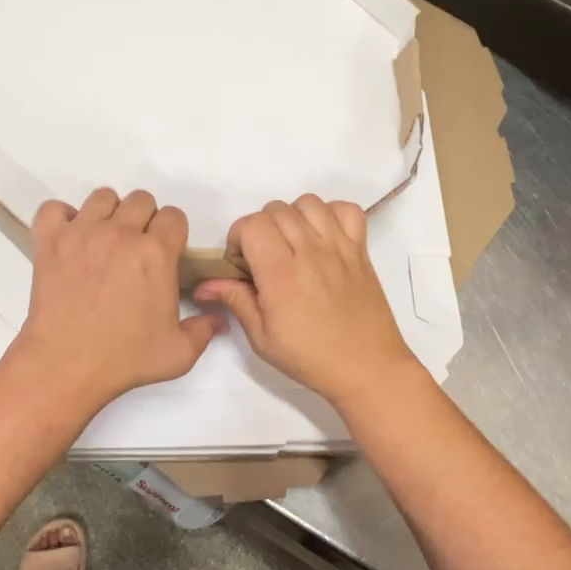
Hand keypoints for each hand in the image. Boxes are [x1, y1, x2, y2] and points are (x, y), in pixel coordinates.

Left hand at [8, 188, 220, 413]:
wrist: (66, 365)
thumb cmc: (125, 359)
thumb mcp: (179, 353)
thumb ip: (204, 330)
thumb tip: (219, 319)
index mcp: (156, 253)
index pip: (174, 216)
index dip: (173, 234)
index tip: (166, 255)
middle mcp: (121, 233)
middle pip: (141, 200)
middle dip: (145, 220)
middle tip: (137, 251)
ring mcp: (82, 233)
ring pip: (102, 197)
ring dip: (109, 214)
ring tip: (105, 242)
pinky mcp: (50, 242)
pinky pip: (54, 209)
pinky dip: (62, 218)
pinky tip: (70, 239)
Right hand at [194, 195, 422, 406]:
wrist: (366, 367)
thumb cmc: (310, 357)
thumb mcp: (262, 337)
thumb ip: (236, 300)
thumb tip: (203, 284)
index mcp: (281, 273)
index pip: (252, 224)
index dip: (238, 237)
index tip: (241, 263)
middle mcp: (310, 251)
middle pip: (276, 209)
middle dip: (261, 228)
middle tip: (264, 258)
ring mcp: (339, 247)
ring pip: (309, 202)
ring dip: (293, 216)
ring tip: (292, 244)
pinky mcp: (360, 250)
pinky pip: (347, 210)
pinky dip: (331, 214)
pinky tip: (323, 237)